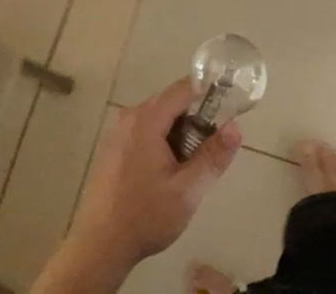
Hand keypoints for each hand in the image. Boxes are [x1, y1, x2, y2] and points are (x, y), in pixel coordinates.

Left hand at [67, 77, 242, 272]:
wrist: (100, 245)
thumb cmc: (146, 215)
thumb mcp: (188, 190)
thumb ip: (213, 156)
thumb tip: (236, 127)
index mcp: (146, 120)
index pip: (183, 89)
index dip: (209, 93)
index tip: (230, 108)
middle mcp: (129, 117)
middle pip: (171, 103)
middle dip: (196, 120)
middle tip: (212, 148)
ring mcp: (118, 133)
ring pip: (158, 120)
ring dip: (180, 134)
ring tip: (192, 166)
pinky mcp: (114, 149)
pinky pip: (145, 132)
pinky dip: (163, 142)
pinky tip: (169, 173)